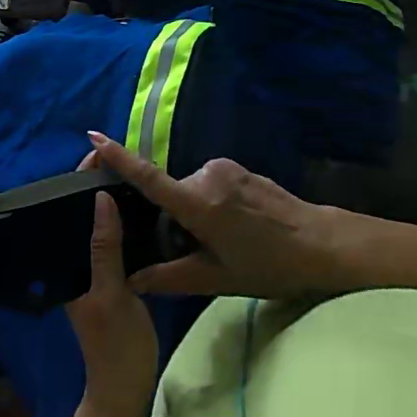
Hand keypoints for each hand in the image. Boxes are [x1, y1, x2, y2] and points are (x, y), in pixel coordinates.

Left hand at [63, 154, 159, 413]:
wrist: (125, 390)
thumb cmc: (115, 344)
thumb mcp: (112, 293)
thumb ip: (104, 247)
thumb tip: (100, 197)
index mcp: (66, 264)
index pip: (67, 212)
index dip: (78, 182)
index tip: (97, 154)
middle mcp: (74, 263)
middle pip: (81, 216)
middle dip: (93, 188)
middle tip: (116, 160)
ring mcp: (92, 273)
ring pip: (97, 229)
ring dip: (108, 204)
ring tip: (128, 177)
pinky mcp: (110, 281)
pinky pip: (111, 244)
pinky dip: (121, 226)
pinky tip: (136, 214)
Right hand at [88, 132, 350, 298]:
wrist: (322, 245)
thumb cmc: (270, 266)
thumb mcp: (218, 279)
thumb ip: (170, 277)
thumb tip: (131, 280)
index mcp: (199, 204)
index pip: (149, 178)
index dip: (120, 157)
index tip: (94, 135)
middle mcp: (206, 176)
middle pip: (170, 192)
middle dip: (173, 217)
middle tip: (198, 249)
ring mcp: (224, 168)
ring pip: (190, 189)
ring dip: (193, 211)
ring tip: (223, 241)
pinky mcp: (236, 167)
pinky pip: (208, 183)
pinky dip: (209, 202)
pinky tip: (235, 226)